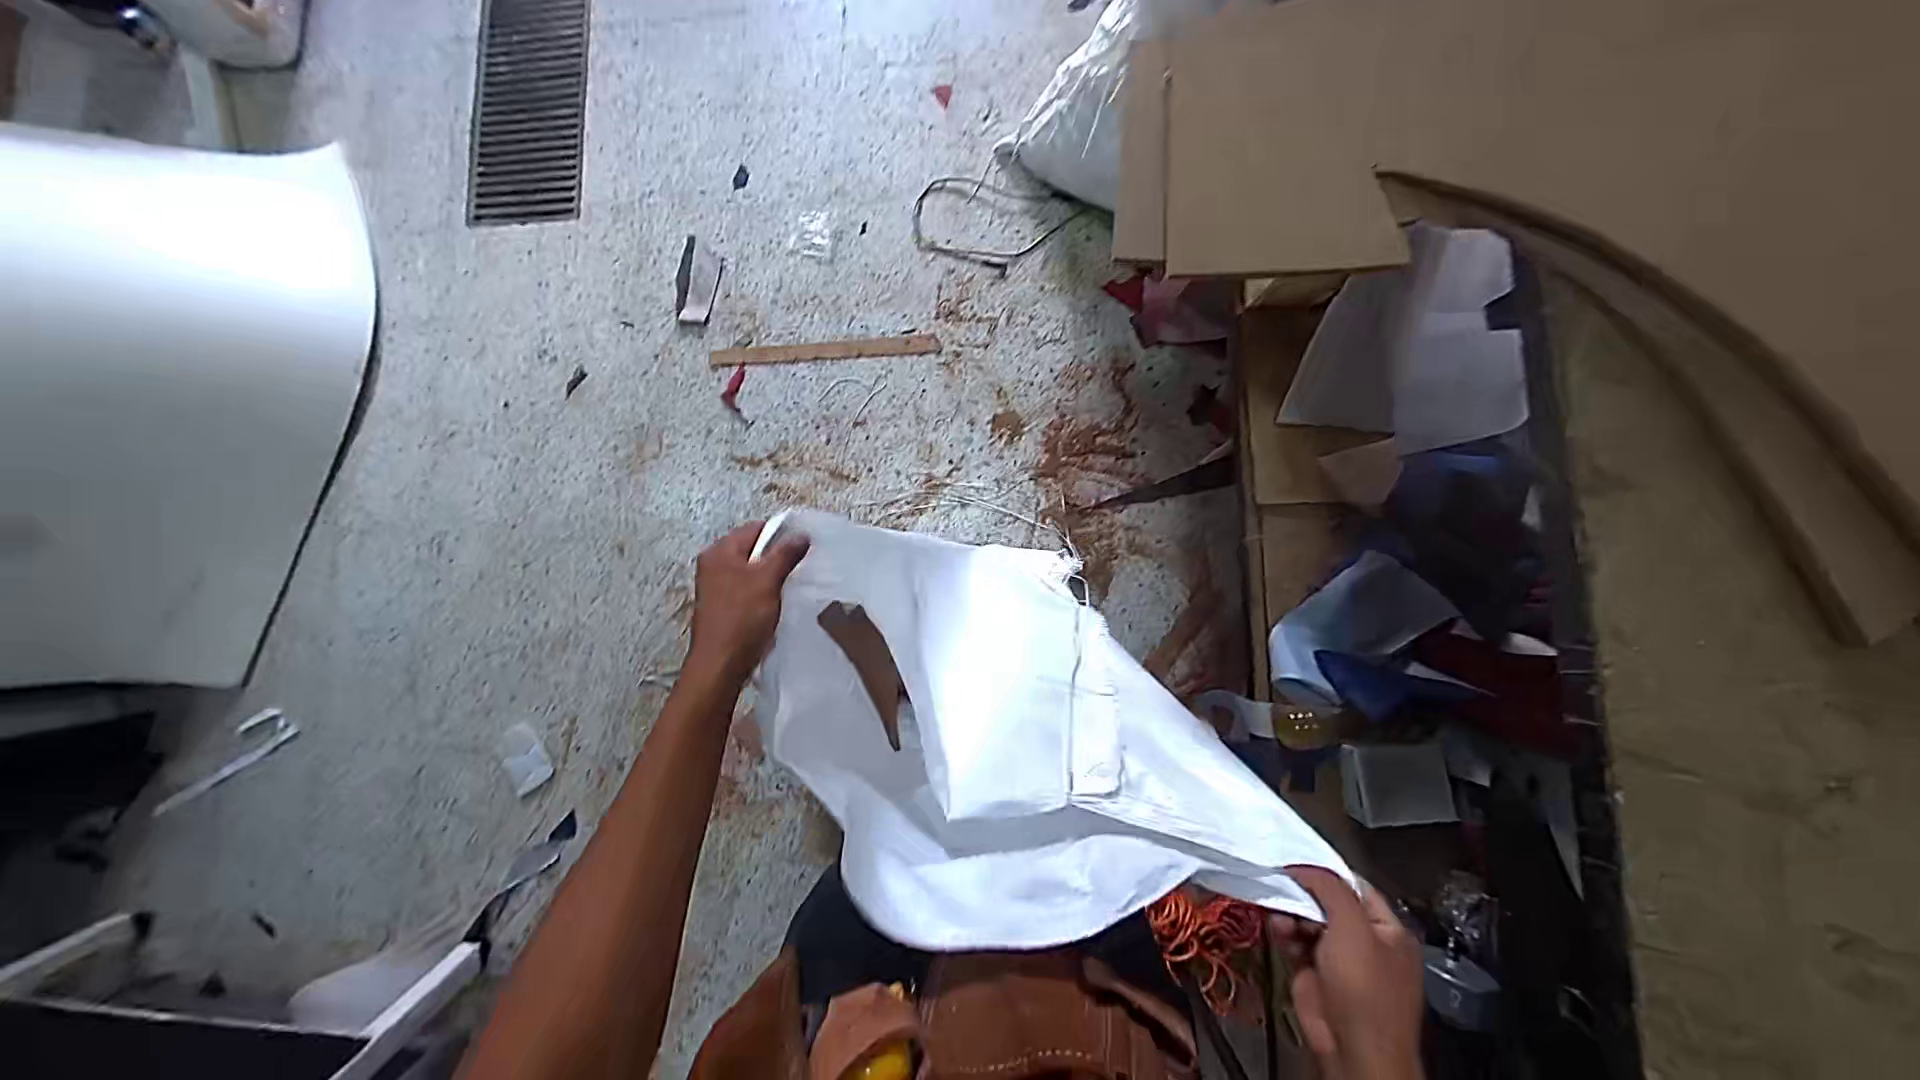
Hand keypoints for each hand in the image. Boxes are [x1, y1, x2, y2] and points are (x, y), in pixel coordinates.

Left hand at [687, 521, 809, 681]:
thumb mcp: (768, 580)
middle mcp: (714, 565)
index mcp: (720, 552)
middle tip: (801, 566)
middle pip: (754, 550)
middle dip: (778, 557)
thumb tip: (801, 536)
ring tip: (791, 585)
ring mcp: (717, 587)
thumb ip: (785, 554)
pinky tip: (778, 603)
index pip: (756, 528)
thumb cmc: (741, 619)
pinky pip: (749, 590)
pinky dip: (764, 593)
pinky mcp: (724, 607)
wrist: (721, 664)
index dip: (782, 534)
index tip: (804, 546)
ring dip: (772, 577)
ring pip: (752, 571)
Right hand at [1277, 867, 1424, 1079]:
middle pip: (1327, 902)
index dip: (1326, 872)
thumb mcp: (1352, 927)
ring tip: (1279, 916)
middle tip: (1281, 886)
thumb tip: (1302, 866)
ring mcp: (1339, 958)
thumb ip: (1329, 889)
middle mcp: (1365, 940)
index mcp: (1388, 930)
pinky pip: (1296, 940)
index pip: (1355, 886)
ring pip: (1307, 919)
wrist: (1353, 1048)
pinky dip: (1284, 932)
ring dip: (1290, 913)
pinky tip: (1277, 929)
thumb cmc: (1363, 985)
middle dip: (1303, 894)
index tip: (1296, 859)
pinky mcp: (1314, 971)